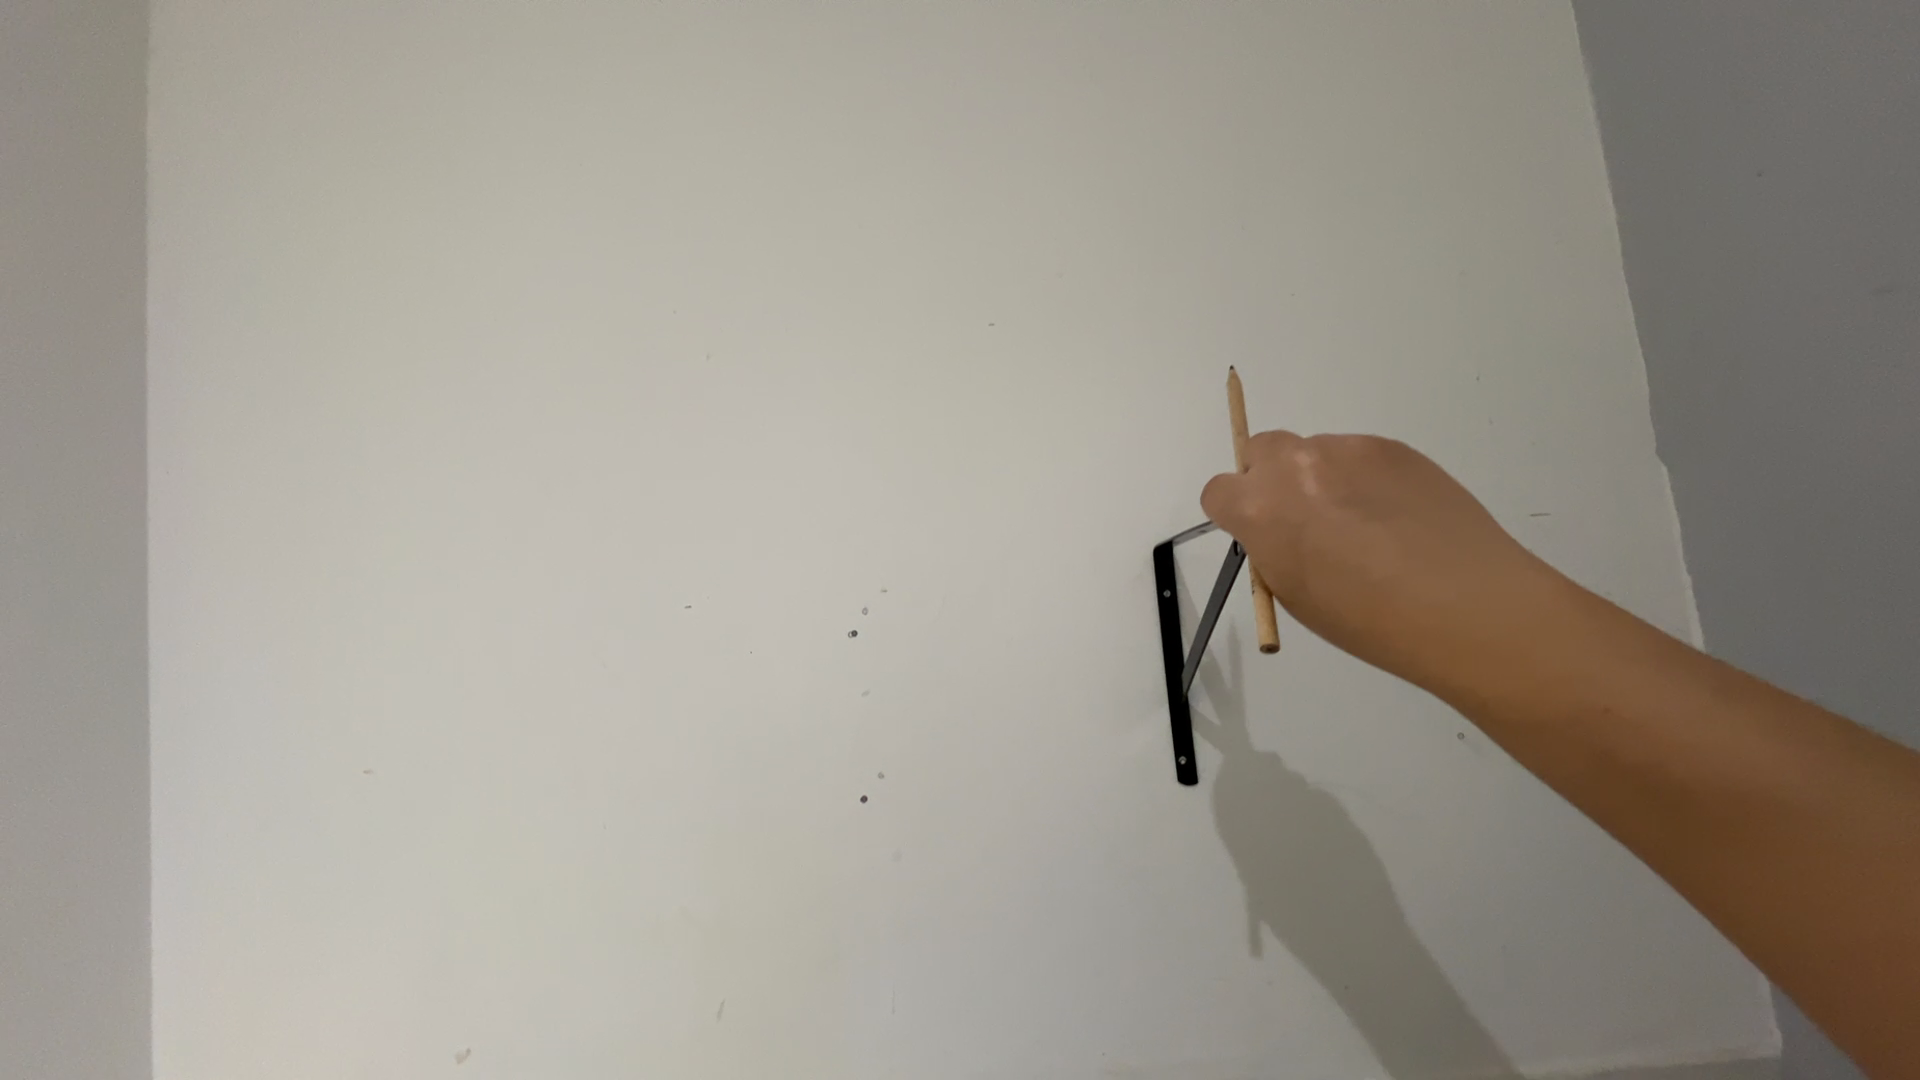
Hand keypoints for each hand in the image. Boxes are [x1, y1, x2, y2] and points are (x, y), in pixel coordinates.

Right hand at [1201, 432, 1558, 689]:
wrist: (1463, 605)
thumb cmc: (1366, 618)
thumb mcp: (1293, 592)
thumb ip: (1271, 546)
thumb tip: (1279, 527)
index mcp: (1259, 509)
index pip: (1218, 490)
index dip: (1235, 513)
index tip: (1259, 534)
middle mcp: (1295, 467)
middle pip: (1261, 450)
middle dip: (1271, 479)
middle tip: (1303, 519)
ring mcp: (1347, 450)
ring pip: (1315, 452)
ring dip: (1322, 478)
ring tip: (1366, 524)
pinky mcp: (1392, 447)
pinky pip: (1360, 456)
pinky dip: (1365, 479)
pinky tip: (1396, 518)